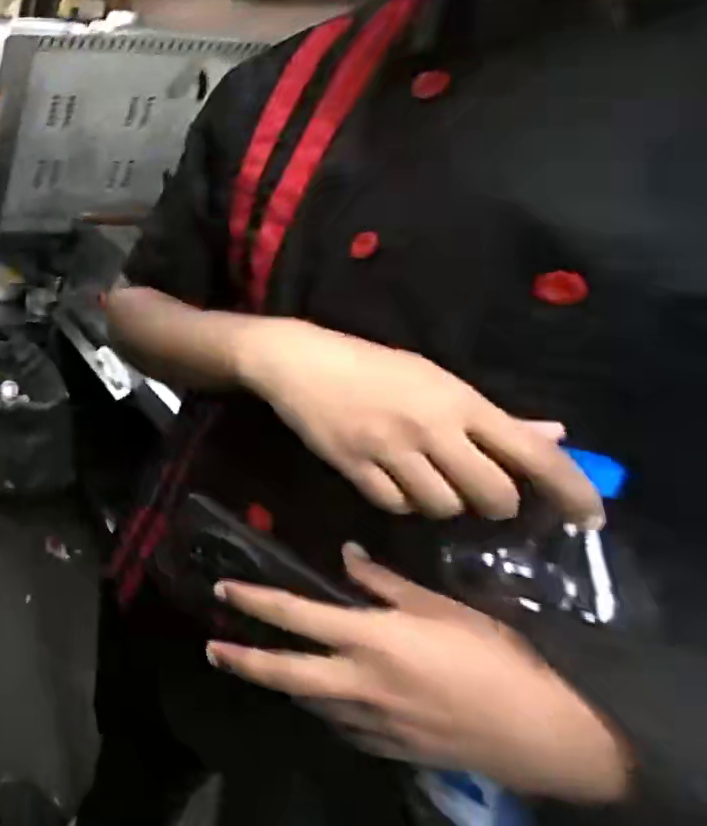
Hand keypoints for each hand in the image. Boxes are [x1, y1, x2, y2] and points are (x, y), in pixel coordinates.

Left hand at [208, 544, 632, 804]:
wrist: (565, 740)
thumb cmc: (502, 663)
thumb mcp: (443, 609)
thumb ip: (385, 583)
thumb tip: (345, 554)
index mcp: (367, 639)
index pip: (290, 613)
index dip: (250, 599)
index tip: (220, 589)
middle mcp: (359, 679)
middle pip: (282, 671)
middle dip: (241, 660)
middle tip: (211, 649)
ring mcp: (375, 719)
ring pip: (310, 702)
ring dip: (281, 686)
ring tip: (257, 671)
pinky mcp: (396, 748)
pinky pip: (345, 730)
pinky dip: (325, 714)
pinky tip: (319, 705)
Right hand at [236, 318, 600, 524]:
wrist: (292, 360)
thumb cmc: (365, 363)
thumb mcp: (430, 378)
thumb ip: (489, 414)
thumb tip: (551, 437)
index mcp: (458, 403)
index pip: (536, 456)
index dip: (572, 493)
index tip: (587, 518)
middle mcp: (429, 428)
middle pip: (491, 493)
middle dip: (494, 504)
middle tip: (479, 496)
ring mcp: (385, 447)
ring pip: (441, 504)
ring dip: (443, 504)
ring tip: (428, 488)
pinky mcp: (347, 460)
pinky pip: (392, 502)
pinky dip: (400, 502)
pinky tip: (392, 486)